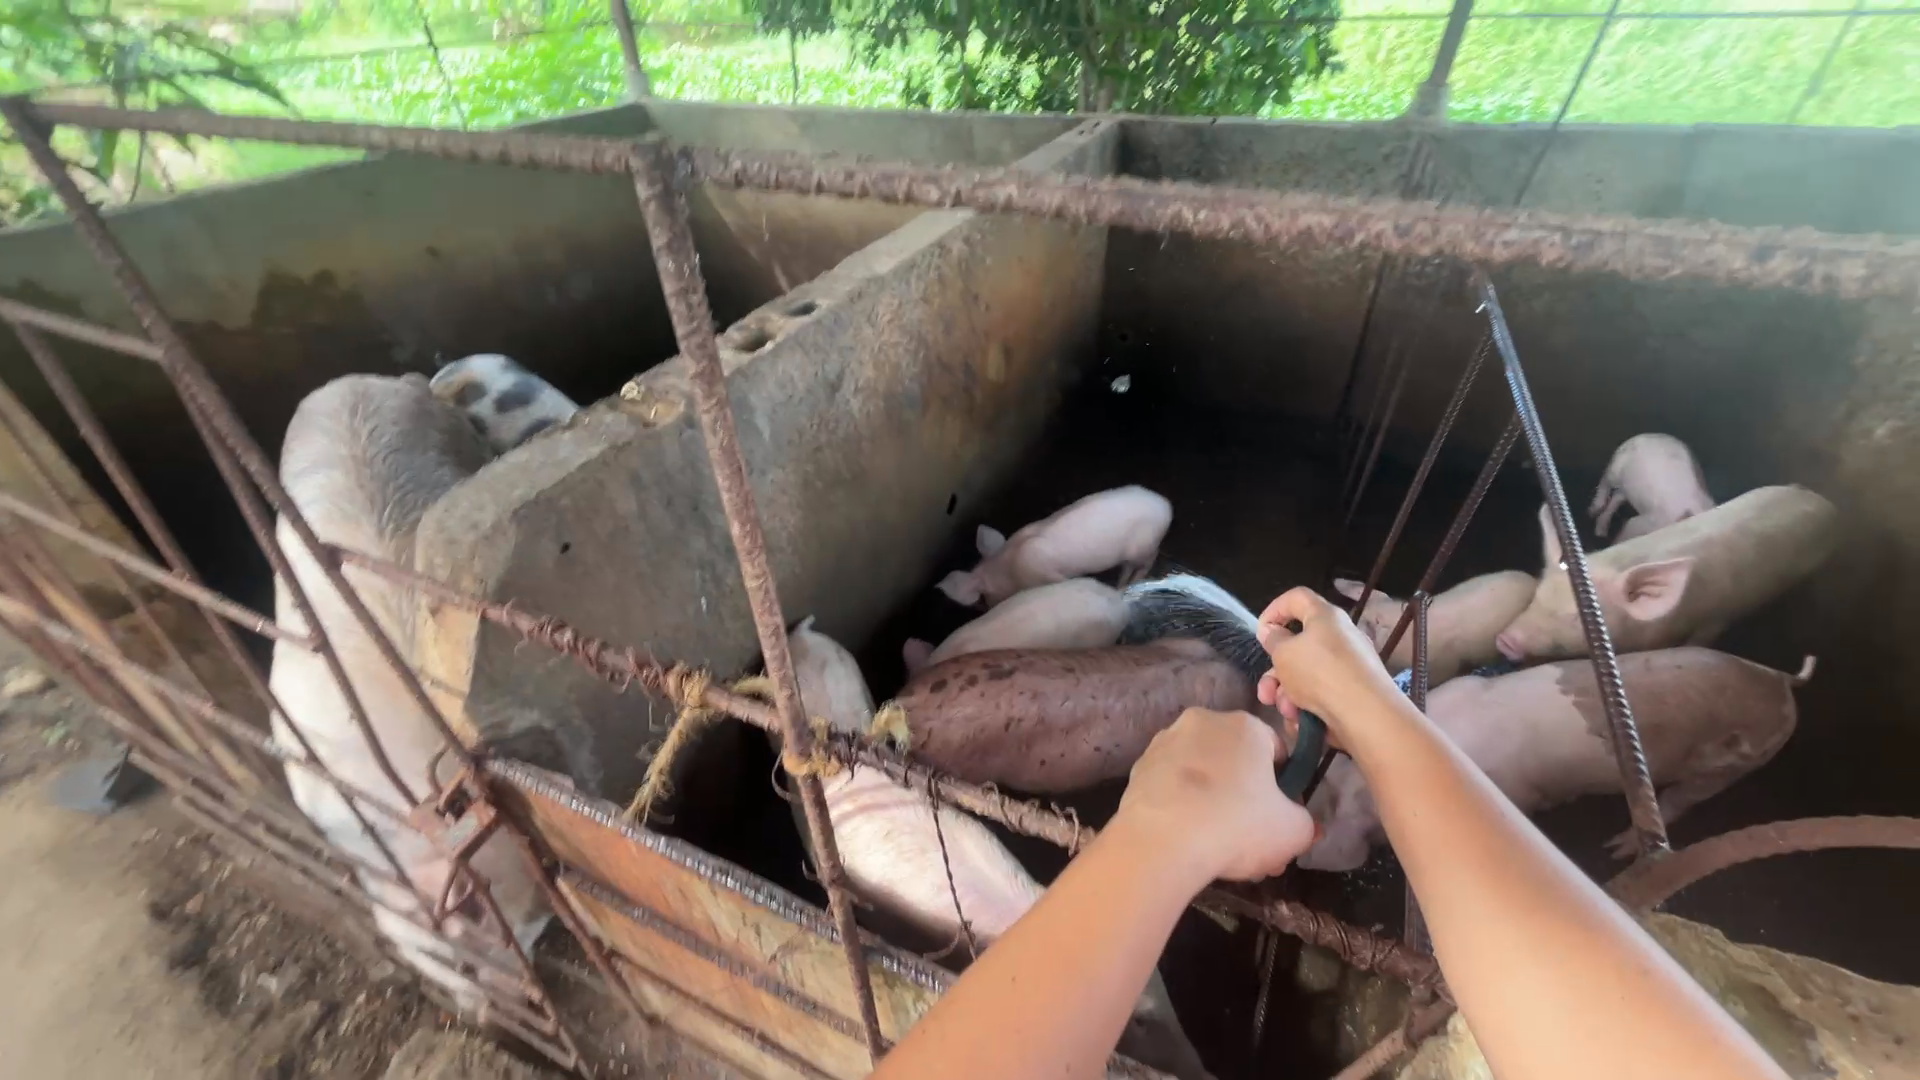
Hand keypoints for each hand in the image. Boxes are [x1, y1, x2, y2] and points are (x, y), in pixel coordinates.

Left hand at [1112, 708, 1317, 883]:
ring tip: (1218, 846)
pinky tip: (1187, 837)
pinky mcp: (1139, 765)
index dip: (1283, 785)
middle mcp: (1202, 721)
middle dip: (1246, 797)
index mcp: (1244, 725)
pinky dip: (1182, 804)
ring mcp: (1165, 741)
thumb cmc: (1238, 824)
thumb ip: (1305, 822)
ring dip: (1212, 801)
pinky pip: (1172, 785)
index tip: (1280, 815)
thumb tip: (1302, 823)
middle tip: (1252, 840)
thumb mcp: (1294, 831)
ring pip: (1201, 773)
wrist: (1163, 839)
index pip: (1275, 749)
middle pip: (1235, 760)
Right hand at [1254, 586, 1399, 744]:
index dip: (1273, 609)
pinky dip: (1308, 705)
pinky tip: (1300, 721)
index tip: (1261, 632)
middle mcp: (1340, 636)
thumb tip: (1272, 632)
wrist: (1367, 715)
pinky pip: (1323, 692)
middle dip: (1276, 671)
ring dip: (1288, 693)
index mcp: (1325, 616)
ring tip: (1286, 711)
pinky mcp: (1355, 691)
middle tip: (1266, 689)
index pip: (1296, 598)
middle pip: (1298, 646)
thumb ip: (1273, 640)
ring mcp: (1349, 665)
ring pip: (1307, 674)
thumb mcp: (1283, 653)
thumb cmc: (1320, 673)